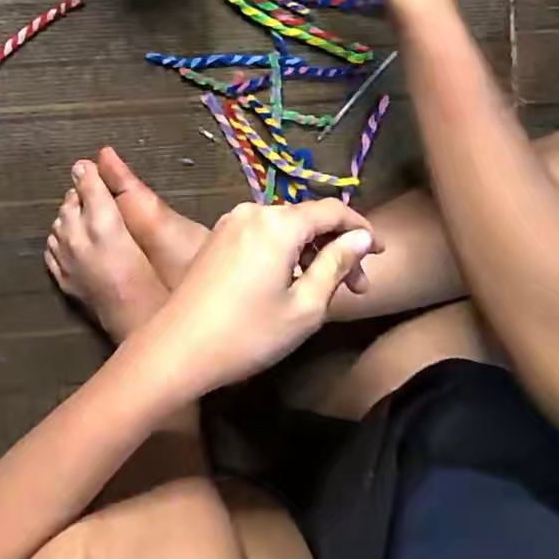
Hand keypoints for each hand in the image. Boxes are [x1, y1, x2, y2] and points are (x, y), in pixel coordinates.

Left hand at [135, 200, 381, 398]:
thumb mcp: (305, 307)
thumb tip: (360, 237)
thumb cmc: (248, 333)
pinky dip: (284, 252)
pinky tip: (290, 283)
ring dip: (310, 251)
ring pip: (285, 227)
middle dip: (337, 246)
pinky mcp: (217, 238)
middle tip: (357, 288)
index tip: (381, 253)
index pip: (332, 209)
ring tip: (325, 291)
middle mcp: (253, 211)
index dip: (362, 227)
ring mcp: (230, 222)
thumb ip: (337, 265)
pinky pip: (262, 235)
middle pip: (308, 218)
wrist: (176, 349)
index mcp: (277, 223)